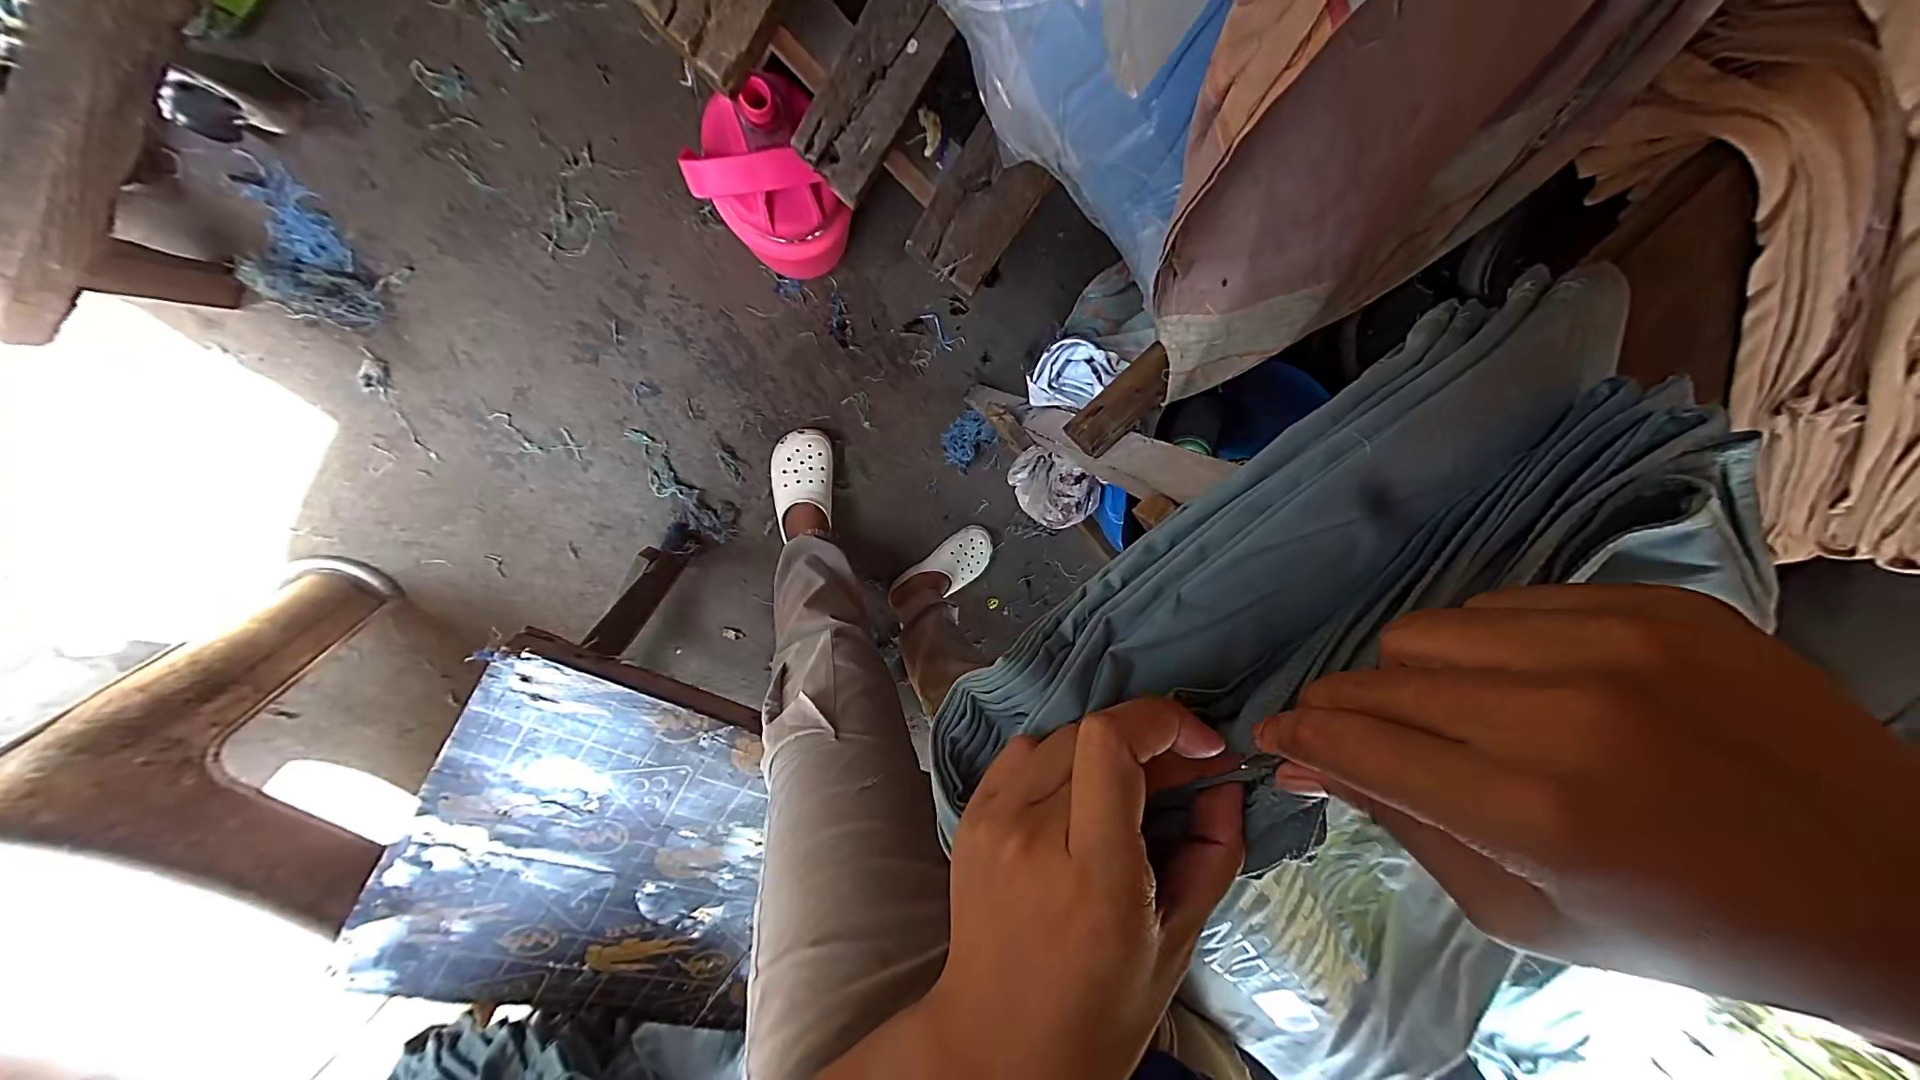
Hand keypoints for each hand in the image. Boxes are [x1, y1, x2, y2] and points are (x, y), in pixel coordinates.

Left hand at [825, 698, 1244, 1079]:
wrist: (998, 1039)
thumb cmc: (1100, 1008)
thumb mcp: (1176, 941)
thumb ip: (1212, 851)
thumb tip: (1223, 782)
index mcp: (1090, 871)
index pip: (1110, 743)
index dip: (1163, 722)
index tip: (1202, 744)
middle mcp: (1028, 831)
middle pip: (1088, 732)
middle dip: (1146, 740)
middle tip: (1178, 774)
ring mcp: (989, 819)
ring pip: (1056, 736)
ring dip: (1102, 749)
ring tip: (1127, 790)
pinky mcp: (969, 815)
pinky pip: (1021, 754)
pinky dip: (1060, 757)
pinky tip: (1077, 794)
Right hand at [1256, 584, 1919, 1046]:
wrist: (1906, 887)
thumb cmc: (1683, 922)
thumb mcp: (1519, 907)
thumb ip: (1397, 820)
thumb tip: (1299, 761)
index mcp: (1533, 812)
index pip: (1353, 742)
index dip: (1295, 735)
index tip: (1271, 737)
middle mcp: (1562, 714)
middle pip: (1375, 681)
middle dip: (1343, 711)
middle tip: (1358, 735)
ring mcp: (1612, 645)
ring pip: (1421, 634)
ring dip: (1413, 678)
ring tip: (1459, 715)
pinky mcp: (1652, 605)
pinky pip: (1495, 606)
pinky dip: (1482, 648)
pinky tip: (1528, 685)